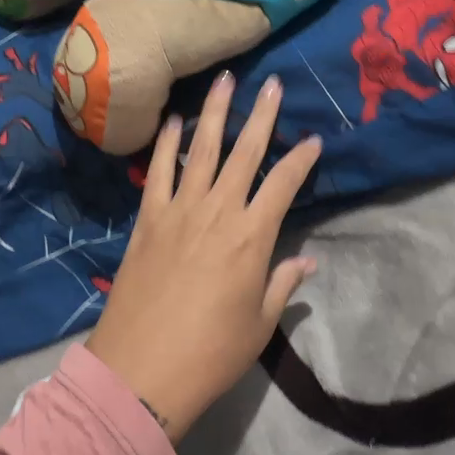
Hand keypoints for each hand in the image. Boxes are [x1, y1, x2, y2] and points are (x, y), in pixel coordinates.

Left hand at [85, 72, 321, 441]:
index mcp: (252, 237)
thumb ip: (282, 284)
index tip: (314, 139)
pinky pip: (159, 172)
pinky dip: (166, 144)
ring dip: (216, 113)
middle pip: (245, 153)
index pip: (284, 184)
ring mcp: (179, 211)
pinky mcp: (148, 219)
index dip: (301, 159)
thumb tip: (307, 260)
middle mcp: (218, 212)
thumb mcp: (259, 325)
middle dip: (263, 116)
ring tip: (226, 80)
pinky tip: (173, 120)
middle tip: (275, 84)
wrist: (140, 374)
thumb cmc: (210, 354)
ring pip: (202, 150)